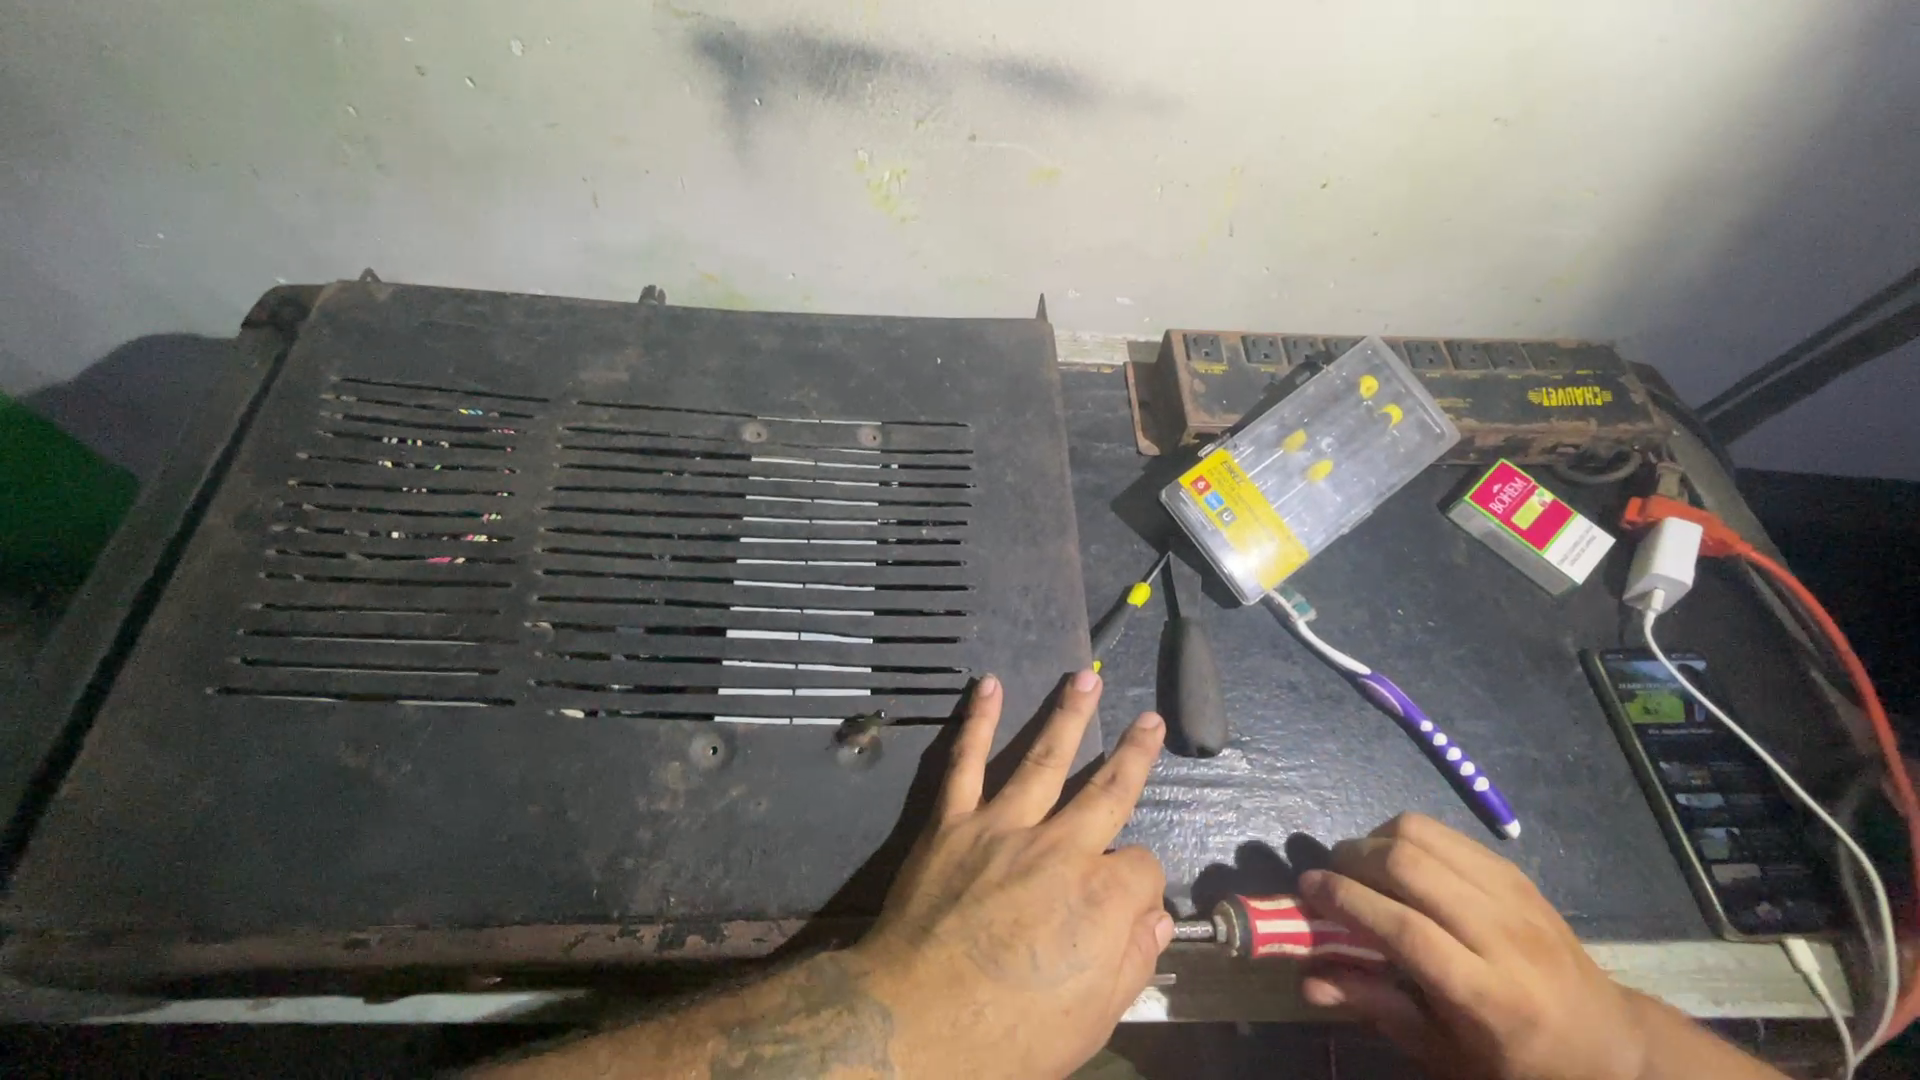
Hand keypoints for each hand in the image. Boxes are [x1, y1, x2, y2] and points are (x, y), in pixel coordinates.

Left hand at [852, 670, 1172, 1079]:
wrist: (911, 1021)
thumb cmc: (1008, 1034)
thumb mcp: (1092, 1020)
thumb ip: (1132, 961)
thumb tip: (1157, 916)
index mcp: (1101, 898)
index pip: (1143, 869)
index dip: (1143, 884)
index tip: (1130, 903)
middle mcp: (1059, 847)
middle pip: (1107, 790)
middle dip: (1134, 753)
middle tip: (1150, 719)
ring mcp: (1003, 827)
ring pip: (1044, 759)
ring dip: (1067, 715)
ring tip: (1086, 678)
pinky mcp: (952, 822)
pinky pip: (966, 763)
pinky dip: (977, 723)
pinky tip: (988, 687)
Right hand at [1297, 814, 1647, 1079]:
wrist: (1608, 1044)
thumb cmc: (1514, 1061)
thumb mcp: (1442, 1052)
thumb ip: (1373, 1006)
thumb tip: (1306, 979)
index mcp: (1486, 996)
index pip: (1403, 928)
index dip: (1345, 900)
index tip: (1307, 889)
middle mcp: (1503, 937)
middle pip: (1408, 865)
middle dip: (1352, 859)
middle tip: (1331, 875)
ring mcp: (1514, 897)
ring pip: (1422, 834)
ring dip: (1376, 841)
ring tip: (1362, 866)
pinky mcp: (1516, 874)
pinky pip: (1444, 833)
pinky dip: (1405, 837)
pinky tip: (1399, 863)